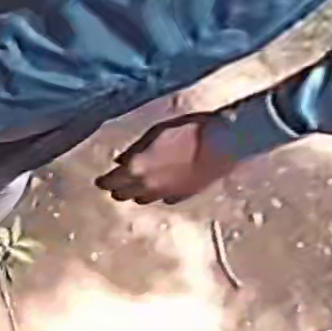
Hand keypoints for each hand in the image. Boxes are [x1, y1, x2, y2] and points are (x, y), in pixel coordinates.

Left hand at [95, 115, 233, 203]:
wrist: (229, 140)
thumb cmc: (191, 129)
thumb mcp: (156, 133)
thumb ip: (134, 150)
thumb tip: (120, 162)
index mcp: (135, 168)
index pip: (107, 183)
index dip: (104, 181)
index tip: (102, 179)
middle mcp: (145, 185)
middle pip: (121, 195)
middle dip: (118, 188)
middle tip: (120, 181)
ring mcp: (164, 193)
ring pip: (141, 200)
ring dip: (137, 193)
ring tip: (141, 183)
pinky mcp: (183, 195)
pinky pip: (164, 200)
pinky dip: (160, 194)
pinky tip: (165, 185)